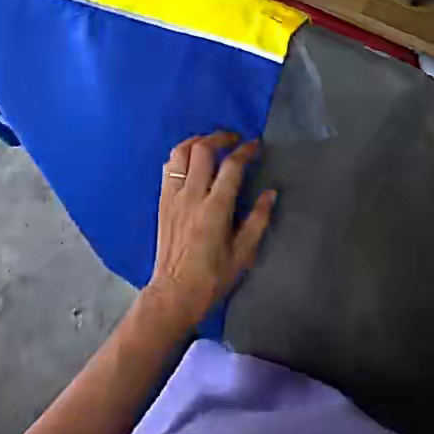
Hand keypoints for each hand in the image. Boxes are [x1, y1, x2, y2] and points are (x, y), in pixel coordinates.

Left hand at [141, 131, 276, 328]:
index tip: (256, 146)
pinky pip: (169, 169)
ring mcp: (173, 198)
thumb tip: (271, 193)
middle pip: (202, 150)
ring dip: (197, 141)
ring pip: (180, 154)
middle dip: (220, 137)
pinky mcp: (162, 203)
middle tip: (234, 139)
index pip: (232, 165)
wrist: (172, 296)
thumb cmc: (212, 277)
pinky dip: (181, 156)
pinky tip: (192, 161)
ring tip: (211, 143)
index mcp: (215, 208)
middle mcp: (192, 197)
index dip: (246, 150)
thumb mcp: (244, 253)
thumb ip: (259, 219)